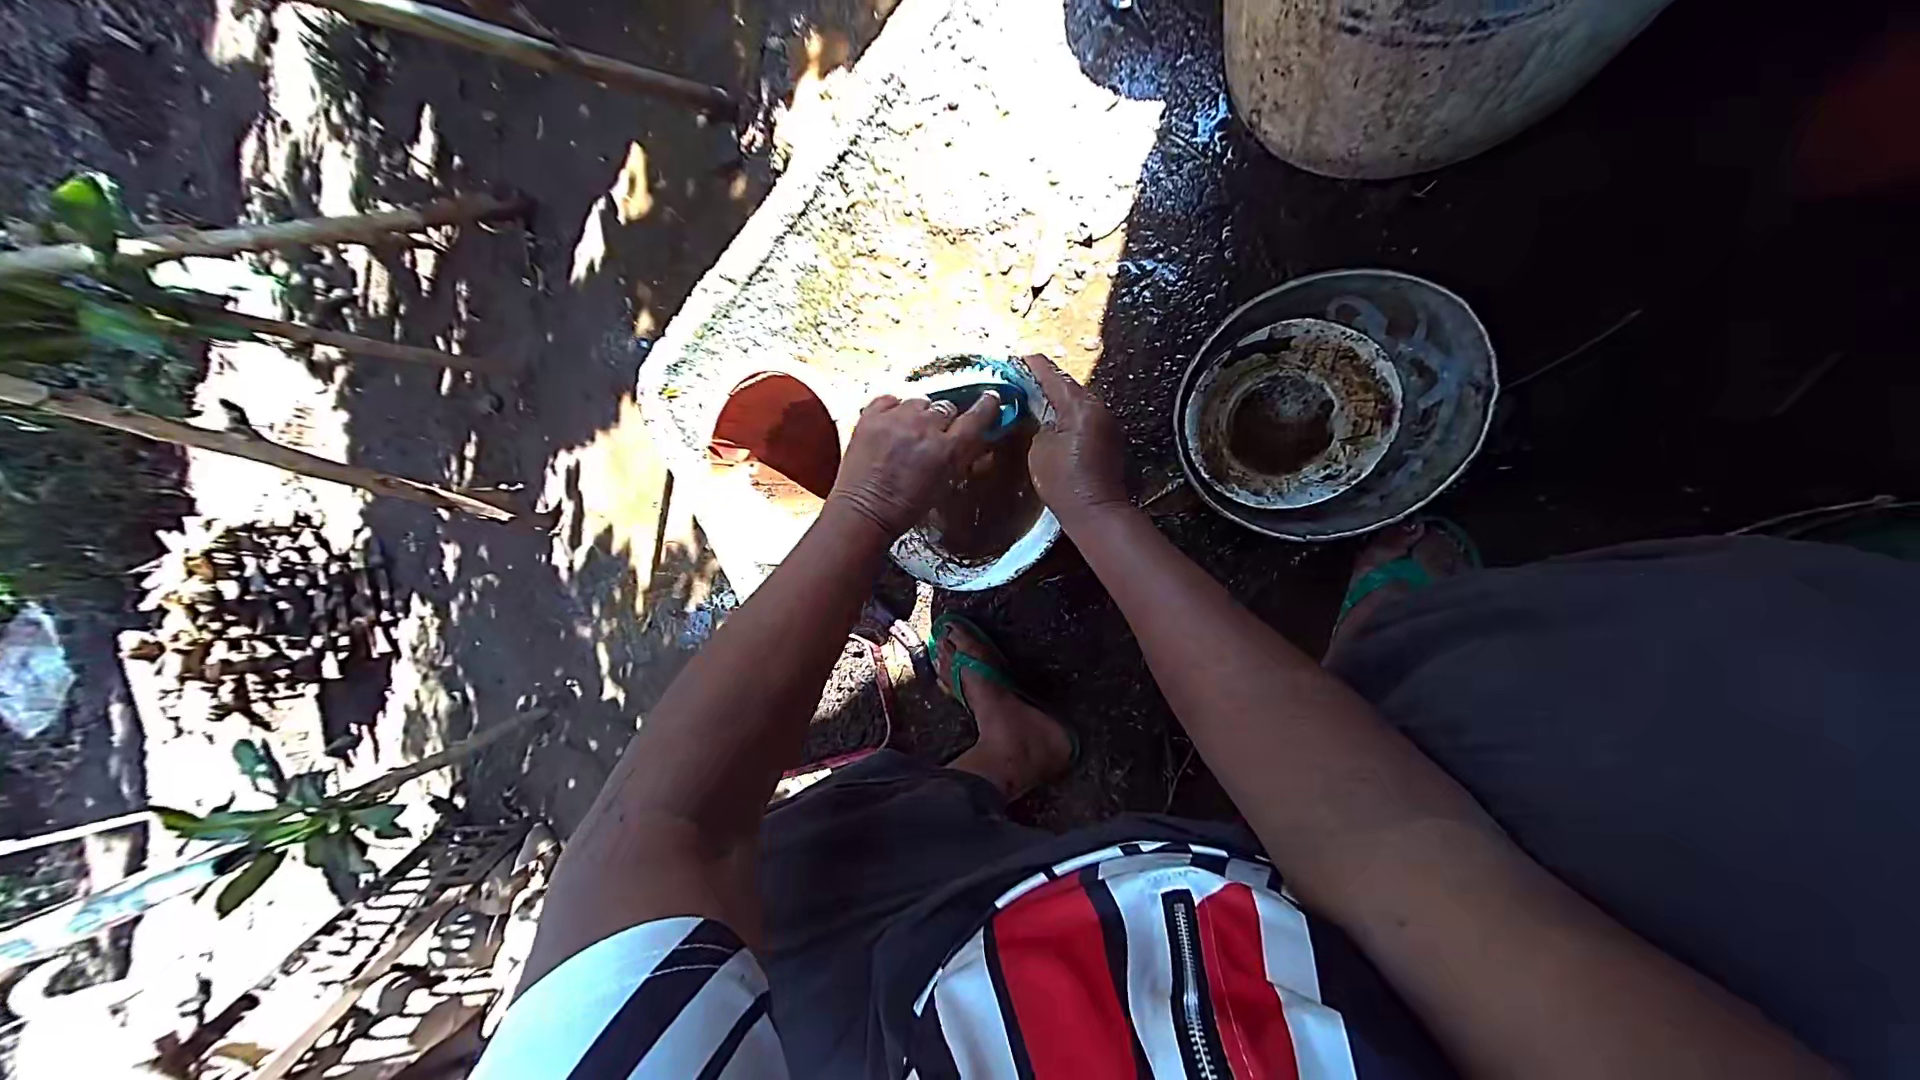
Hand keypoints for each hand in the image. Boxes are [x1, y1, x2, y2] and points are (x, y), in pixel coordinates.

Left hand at [826, 391, 1003, 538]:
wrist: (864, 512)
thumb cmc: (906, 507)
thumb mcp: (946, 483)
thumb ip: (962, 456)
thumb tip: (977, 437)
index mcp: (948, 449)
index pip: (978, 415)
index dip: (986, 405)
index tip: (989, 399)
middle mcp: (925, 428)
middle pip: (946, 407)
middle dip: (944, 419)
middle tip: (934, 436)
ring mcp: (896, 419)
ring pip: (919, 401)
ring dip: (918, 414)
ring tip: (908, 433)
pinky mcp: (871, 416)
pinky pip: (890, 399)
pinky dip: (893, 409)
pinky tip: (890, 426)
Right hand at [1025, 353, 1128, 524]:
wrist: (1097, 512)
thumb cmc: (1064, 482)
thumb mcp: (1040, 449)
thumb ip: (1041, 425)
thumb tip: (1046, 420)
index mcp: (1079, 406)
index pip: (1054, 377)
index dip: (1035, 366)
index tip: (1021, 357)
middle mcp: (1099, 409)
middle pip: (1069, 389)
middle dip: (1047, 385)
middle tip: (1025, 382)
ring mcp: (1108, 425)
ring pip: (1079, 405)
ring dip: (1059, 403)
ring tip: (1037, 403)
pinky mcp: (1110, 442)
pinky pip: (1086, 421)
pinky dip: (1070, 419)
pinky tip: (1056, 425)